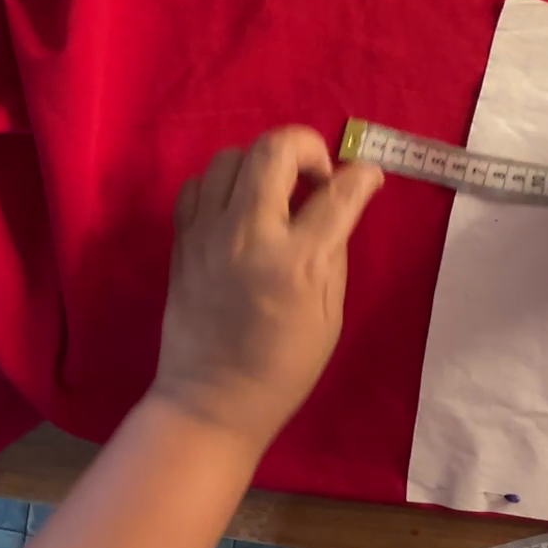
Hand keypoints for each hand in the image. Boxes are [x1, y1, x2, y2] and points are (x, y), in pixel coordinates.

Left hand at [150, 126, 383, 450]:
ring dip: (262, 164)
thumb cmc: (284, 367)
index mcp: (297, 262)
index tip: (367, 177)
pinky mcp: (181, 239)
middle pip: (274, 149)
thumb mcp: (330, 314)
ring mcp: (207, 233)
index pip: (339, 192)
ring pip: (230, 156)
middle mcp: (249, 234)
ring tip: (275, 194)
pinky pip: (199, 183)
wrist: (211, 400)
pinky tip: (238, 208)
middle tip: (316, 177)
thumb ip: (334, 249)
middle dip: (307, 146)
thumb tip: (338, 203)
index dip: (362, 175)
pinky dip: (223, 184)